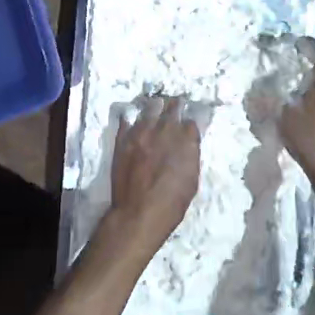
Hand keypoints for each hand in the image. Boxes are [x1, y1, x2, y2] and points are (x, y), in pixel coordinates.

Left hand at [104, 96, 200, 255]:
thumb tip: (189, 144)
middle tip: (176, 102)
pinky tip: (132, 115)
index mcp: (185, 141)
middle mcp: (164, 131)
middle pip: (172, 108)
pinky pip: (126, 120)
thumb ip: (191, 156)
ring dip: (155, 106)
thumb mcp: (191, 181)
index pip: (191, 121)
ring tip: (157, 104)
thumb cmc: (171, 204)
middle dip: (176, 105)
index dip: (191, 120)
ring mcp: (141, 133)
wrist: (138, 212)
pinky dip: (131, 117)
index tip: (190, 120)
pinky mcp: (123, 139)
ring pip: (149, 109)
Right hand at [280, 39, 314, 188]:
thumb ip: (271, 97)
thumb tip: (255, 86)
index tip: (287, 44)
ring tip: (286, 87)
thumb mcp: (284, 115)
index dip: (302, 46)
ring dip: (308, 83)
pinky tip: (298, 106)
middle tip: (281, 67)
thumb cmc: (310, 137)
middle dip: (303, 66)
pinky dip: (313, 96)